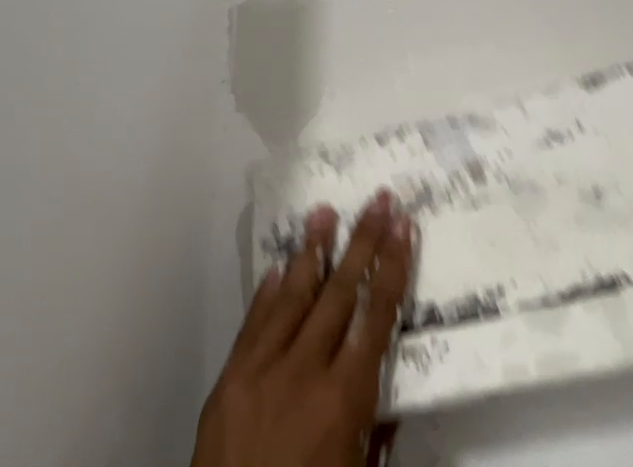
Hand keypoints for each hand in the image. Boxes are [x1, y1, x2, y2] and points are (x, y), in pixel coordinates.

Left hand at [193, 192, 414, 466]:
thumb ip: (371, 431)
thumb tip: (384, 398)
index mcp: (344, 397)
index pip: (376, 316)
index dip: (392, 268)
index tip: (404, 228)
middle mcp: (304, 371)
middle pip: (339, 293)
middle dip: (362, 242)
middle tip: (377, 200)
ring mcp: (261, 370)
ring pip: (293, 297)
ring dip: (311, 252)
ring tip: (325, 212)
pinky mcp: (228, 380)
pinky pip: (253, 325)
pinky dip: (269, 294)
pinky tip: (280, 267)